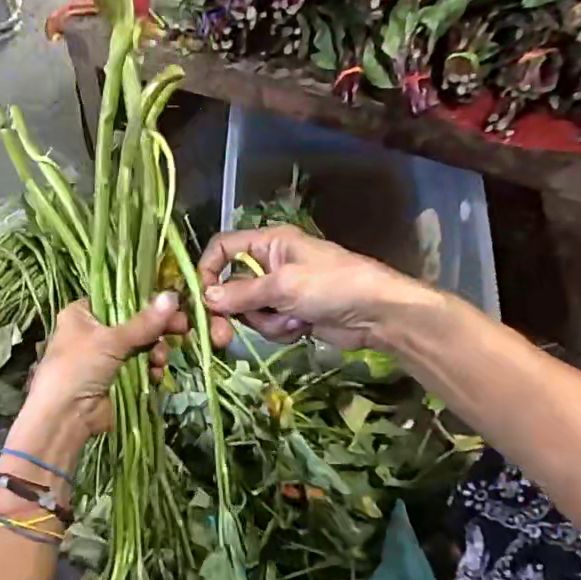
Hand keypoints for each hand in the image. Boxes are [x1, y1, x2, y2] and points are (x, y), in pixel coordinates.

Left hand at [22, 294, 188, 436]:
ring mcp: (107, 356)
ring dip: (155, 351)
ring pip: (141, 345)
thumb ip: (144, 322)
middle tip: (183, 327)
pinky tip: (156, 373)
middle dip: (158, 328)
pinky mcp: (118, 378)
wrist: (65, 416)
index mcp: (82, 314)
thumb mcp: (110, 340)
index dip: (144, 300)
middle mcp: (94, 332)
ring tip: (160, 359)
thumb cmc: (78, 367)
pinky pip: (141, 367)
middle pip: (134, 322)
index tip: (171, 302)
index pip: (117, 297)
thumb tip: (173, 296)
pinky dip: (151, 369)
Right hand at [197, 225, 439, 350]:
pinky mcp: (290, 313)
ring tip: (291, 322)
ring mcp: (280, 290)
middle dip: (230, 311)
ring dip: (264, 322)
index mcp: (268, 243)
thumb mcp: (283, 286)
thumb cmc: (333, 286)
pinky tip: (300, 328)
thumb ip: (241, 293)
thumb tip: (204, 297)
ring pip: (247, 310)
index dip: (207, 270)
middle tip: (221, 336)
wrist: (379, 315)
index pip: (222, 248)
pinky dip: (279, 330)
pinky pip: (266, 324)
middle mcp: (270, 263)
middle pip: (230, 286)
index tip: (202, 297)